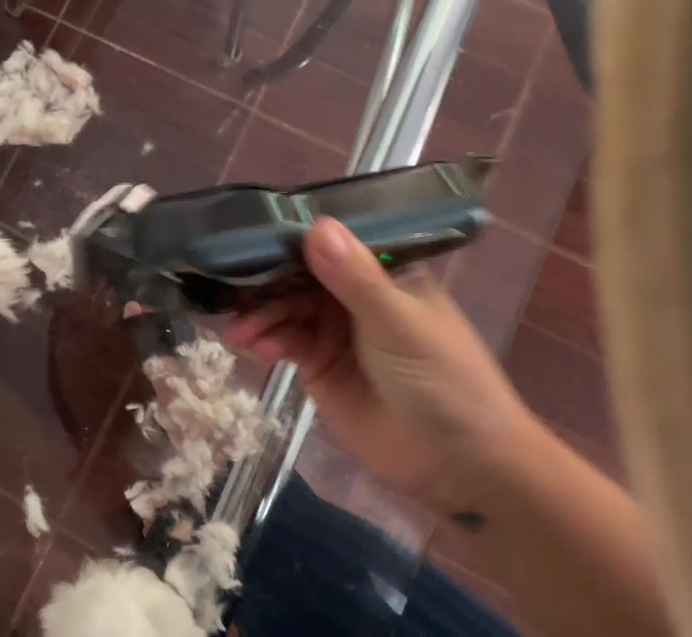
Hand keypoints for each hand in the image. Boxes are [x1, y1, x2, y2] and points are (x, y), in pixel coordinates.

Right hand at [218, 218, 540, 512]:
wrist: (461, 467)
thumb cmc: (442, 381)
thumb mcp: (397, 324)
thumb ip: (355, 277)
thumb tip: (316, 225)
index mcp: (383, 273)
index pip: (328, 244)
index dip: (287, 241)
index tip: (245, 239)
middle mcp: (355, 295)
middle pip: (296, 276)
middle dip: (263, 285)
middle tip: (230, 294)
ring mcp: (336, 331)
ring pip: (284, 308)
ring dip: (259, 316)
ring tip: (238, 333)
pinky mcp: (319, 366)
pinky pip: (283, 342)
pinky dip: (264, 341)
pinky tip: (252, 348)